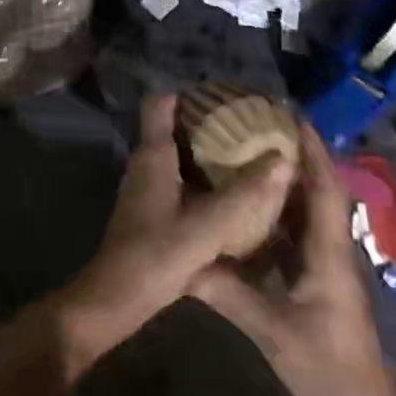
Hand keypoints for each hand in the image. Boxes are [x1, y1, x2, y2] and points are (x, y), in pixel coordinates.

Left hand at [57, 93, 295, 371]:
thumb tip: (283, 158)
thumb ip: (244, 195)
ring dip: (210, 152)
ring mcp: (149, 191)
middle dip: (210, 121)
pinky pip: (183, 182)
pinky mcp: (154, 214)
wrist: (112, 304)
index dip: (189, 91)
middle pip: (175, 127)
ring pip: (181, 156)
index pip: (161, 104)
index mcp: (153, 157)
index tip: (224, 91)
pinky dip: (206, 179)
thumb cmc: (152, 258)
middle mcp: (148, 166)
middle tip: (250, 123)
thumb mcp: (204, 227)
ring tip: (249, 152)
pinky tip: (234, 192)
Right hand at [192, 127, 395, 395]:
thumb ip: (230, 295)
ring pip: (307, 213)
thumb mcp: (274, 331)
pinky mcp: (318, 280)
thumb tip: (185, 264)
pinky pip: (297, 236)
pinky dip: (278, 217)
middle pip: (317, 191)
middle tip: (260, 129)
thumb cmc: (327, 367)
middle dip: (295, 157)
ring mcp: (326, 265)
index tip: (291, 116)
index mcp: (330, 252)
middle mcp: (332, 248)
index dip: (312, 150)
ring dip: (286, 185)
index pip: (324, 188)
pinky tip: (250, 212)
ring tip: (251, 158)